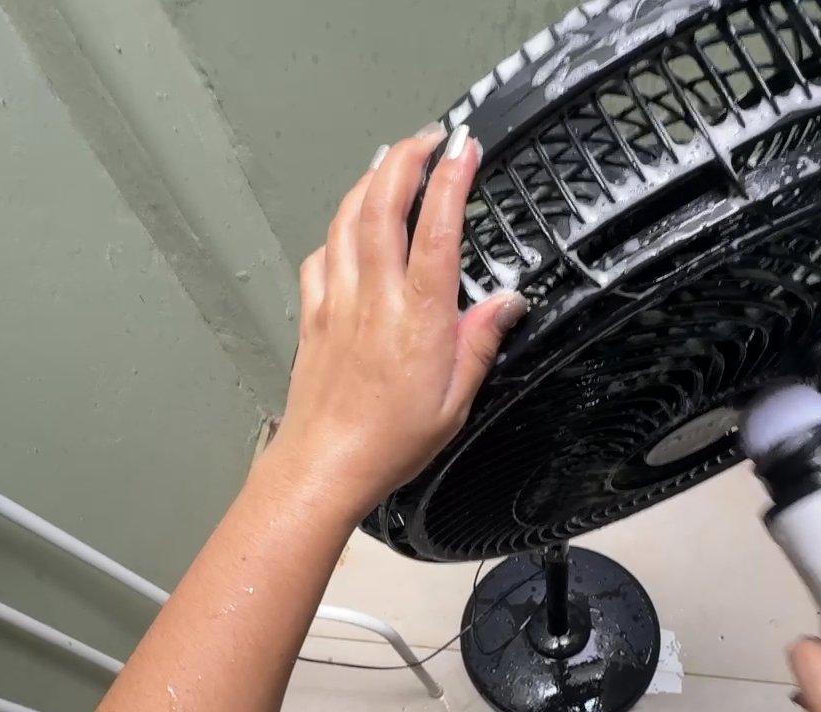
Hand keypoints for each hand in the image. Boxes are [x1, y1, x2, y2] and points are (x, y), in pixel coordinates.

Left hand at [267, 125, 528, 514]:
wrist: (326, 465)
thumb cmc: (388, 442)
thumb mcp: (454, 402)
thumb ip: (479, 344)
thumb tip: (507, 303)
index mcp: (417, 318)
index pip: (436, 230)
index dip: (451, 180)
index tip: (464, 148)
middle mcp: (373, 299)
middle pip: (380, 206)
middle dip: (404, 158)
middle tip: (427, 138)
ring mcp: (337, 303)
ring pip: (345, 221)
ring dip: (367, 181)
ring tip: (388, 161)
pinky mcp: (313, 317)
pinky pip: (320, 257)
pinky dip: (335, 231)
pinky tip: (345, 231)